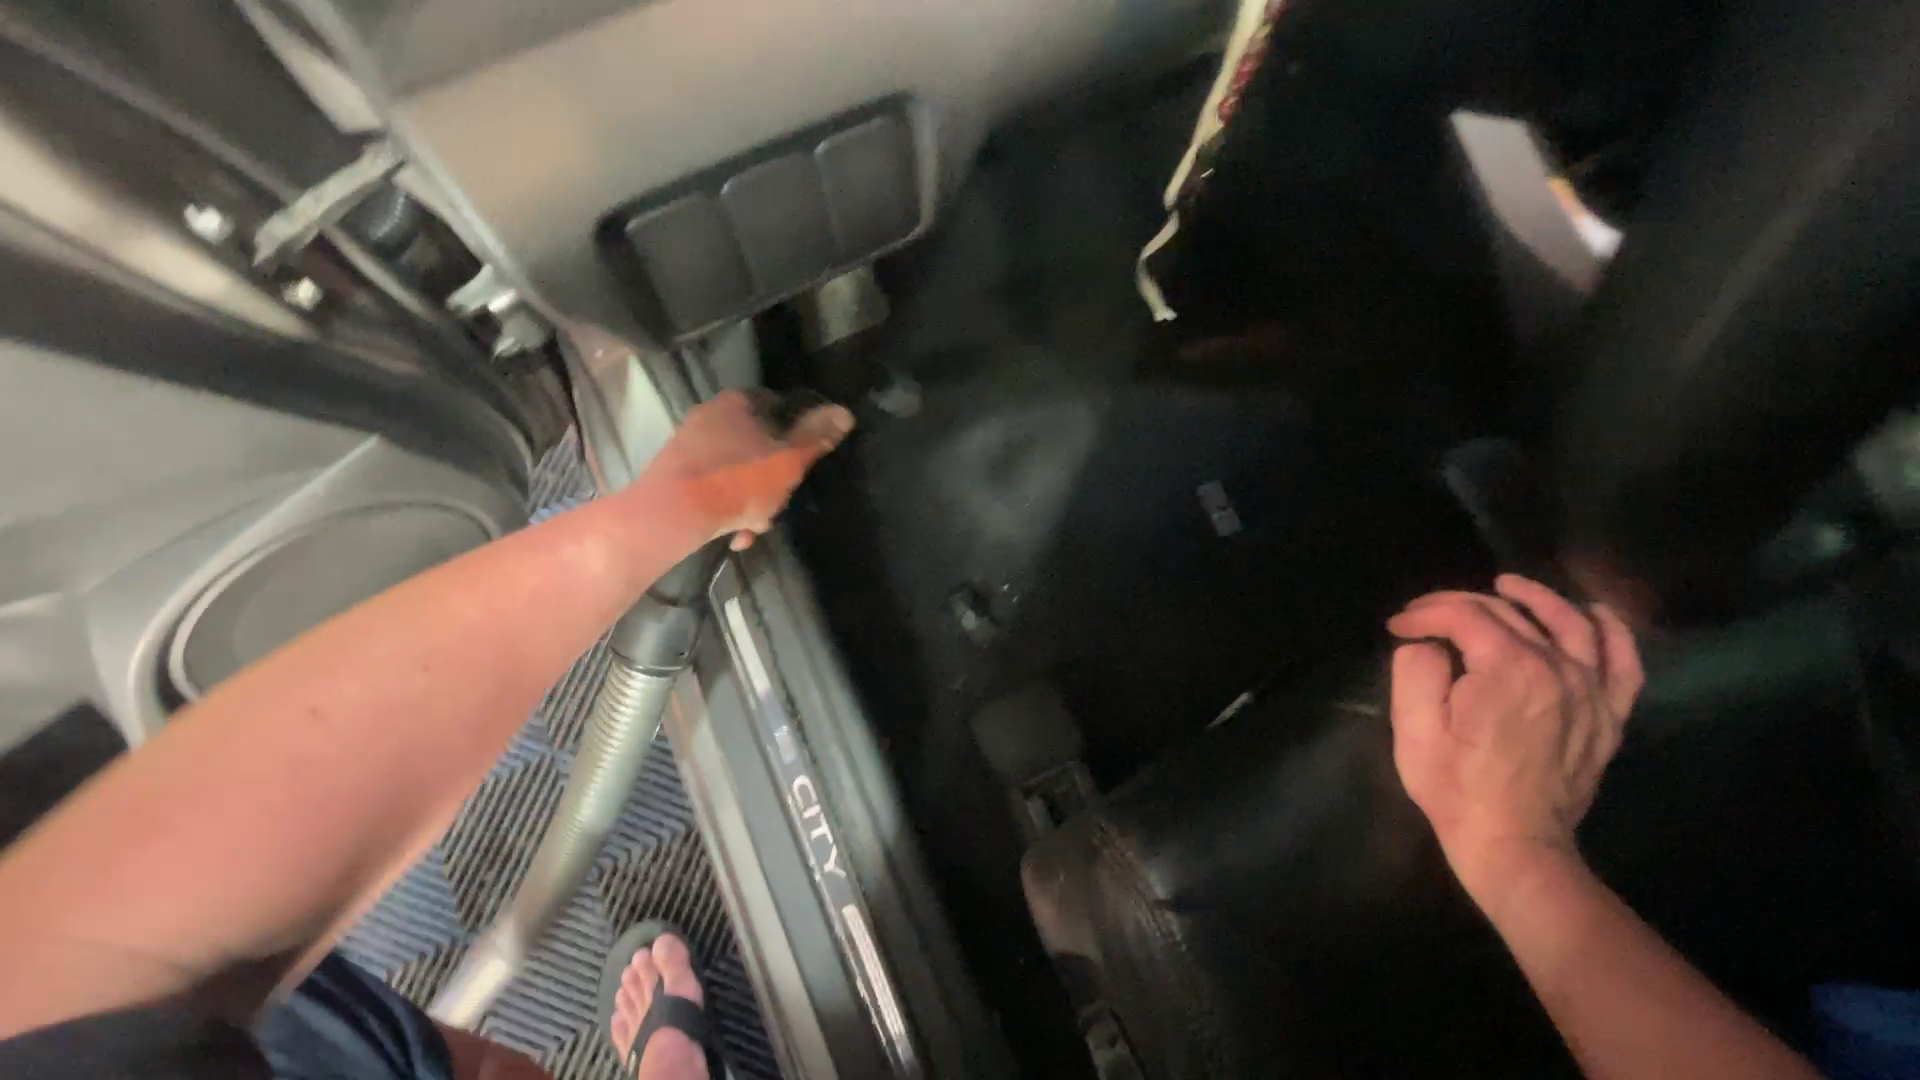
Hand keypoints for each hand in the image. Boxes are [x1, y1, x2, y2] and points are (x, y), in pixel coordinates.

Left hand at [641, 390, 853, 549]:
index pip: (777, 407)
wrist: (672, 514)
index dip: (795, 434)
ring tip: (752, 529)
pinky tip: (732, 534)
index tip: (802, 462)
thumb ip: (817, 437)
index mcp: (737, 404)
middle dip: (771, 480)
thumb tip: (845, 412)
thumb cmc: (738, 480)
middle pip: (756, 445)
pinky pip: (712, 489)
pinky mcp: (675, 476)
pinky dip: (726, 510)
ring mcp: (688, 447)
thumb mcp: (789, 460)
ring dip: (750, 502)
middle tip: (777, 505)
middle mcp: (709, 417)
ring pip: (735, 472)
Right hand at [1387, 574, 1643, 904]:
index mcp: (1507, 669)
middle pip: (1508, 613)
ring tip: (1507, 585)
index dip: (1424, 613)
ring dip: (1535, 597)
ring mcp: (1590, 691)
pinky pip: (1622, 661)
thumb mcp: (1413, 730)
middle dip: (1459, 604)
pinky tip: (1593, 614)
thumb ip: (1415, 671)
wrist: (1513, 842)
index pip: (1464, 616)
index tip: (1397, 626)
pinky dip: (1610, 631)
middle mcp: (1557, 668)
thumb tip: (1425, 643)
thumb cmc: (1455, 787)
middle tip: (1424, 616)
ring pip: (1569, 622)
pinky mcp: (1607, 715)